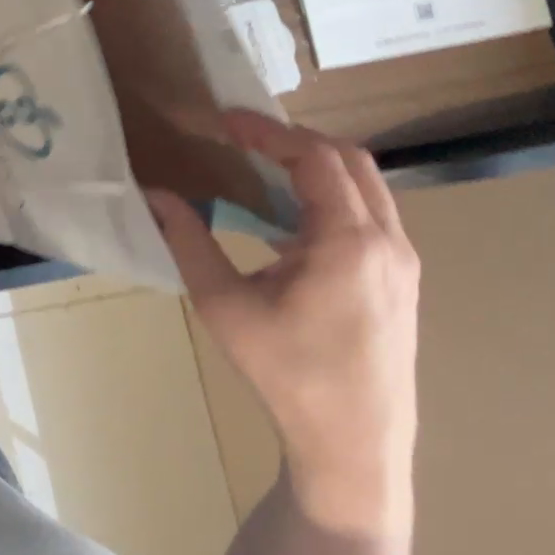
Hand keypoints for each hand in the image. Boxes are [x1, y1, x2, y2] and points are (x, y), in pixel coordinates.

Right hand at [146, 110, 419, 536]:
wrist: (352, 435)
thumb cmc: (284, 368)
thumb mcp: (222, 302)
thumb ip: (188, 240)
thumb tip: (153, 195)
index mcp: (349, 242)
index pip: (315, 159)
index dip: (268, 132)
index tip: (222, 119)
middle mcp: (388, 242)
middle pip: (350, 162)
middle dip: (292, 139)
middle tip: (237, 135)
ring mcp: (401, 262)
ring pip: (366, 188)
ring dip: (314, 166)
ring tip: (257, 165)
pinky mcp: (398, 280)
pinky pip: (368, 216)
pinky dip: (327, 196)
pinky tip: (282, 220)